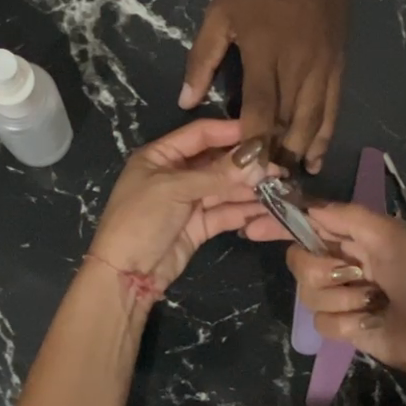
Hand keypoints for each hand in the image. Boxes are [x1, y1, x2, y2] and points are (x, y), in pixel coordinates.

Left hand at [86, 120, 277, 294]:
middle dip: (246, 165)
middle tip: (278, 165)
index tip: (262, 133)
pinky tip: (267, 207)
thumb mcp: (174, 189)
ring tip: (280, 185)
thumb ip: (216, 175)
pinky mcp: (199, 226)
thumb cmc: (140, 219)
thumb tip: (257, 160)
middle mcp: (175, 174)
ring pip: (225, 189)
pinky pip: (226, 212)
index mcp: (160, 156)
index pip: (200, 135)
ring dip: (250, 188)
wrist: (125, 273)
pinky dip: (245, 210)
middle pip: (217, 162)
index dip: (230, 132)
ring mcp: (188, 201)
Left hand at [179, 0, 352, 173]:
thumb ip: (202, 59)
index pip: (259, 110)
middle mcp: (297, 70)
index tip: (242, 171)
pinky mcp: (337, 71)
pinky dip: (323, 140)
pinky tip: (312, 161)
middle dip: (275, 160)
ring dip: (298, 156)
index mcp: (265, 56)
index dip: (252, 143)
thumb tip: (186, 101)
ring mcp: (321, 72)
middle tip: (260, 188)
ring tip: (283, 184)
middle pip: (288, 126)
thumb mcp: (221, 14)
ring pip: (312, 125)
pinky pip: (331, 113)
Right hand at [249, 202, 405, 383]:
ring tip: (373, 301)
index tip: (252, 226)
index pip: (311, 221)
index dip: (280, 222)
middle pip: (300, 258)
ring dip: (341, 297)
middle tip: (352, 273)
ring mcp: (341, 295)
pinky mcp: (341, 326)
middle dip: (322, 268)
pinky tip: (370, 321)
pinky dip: (345, 321)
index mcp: (359, 234)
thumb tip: (308, 206)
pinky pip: (319, 320)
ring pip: (306, 291)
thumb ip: (347, 217)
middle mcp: (345, 261)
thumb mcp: (392, 237)